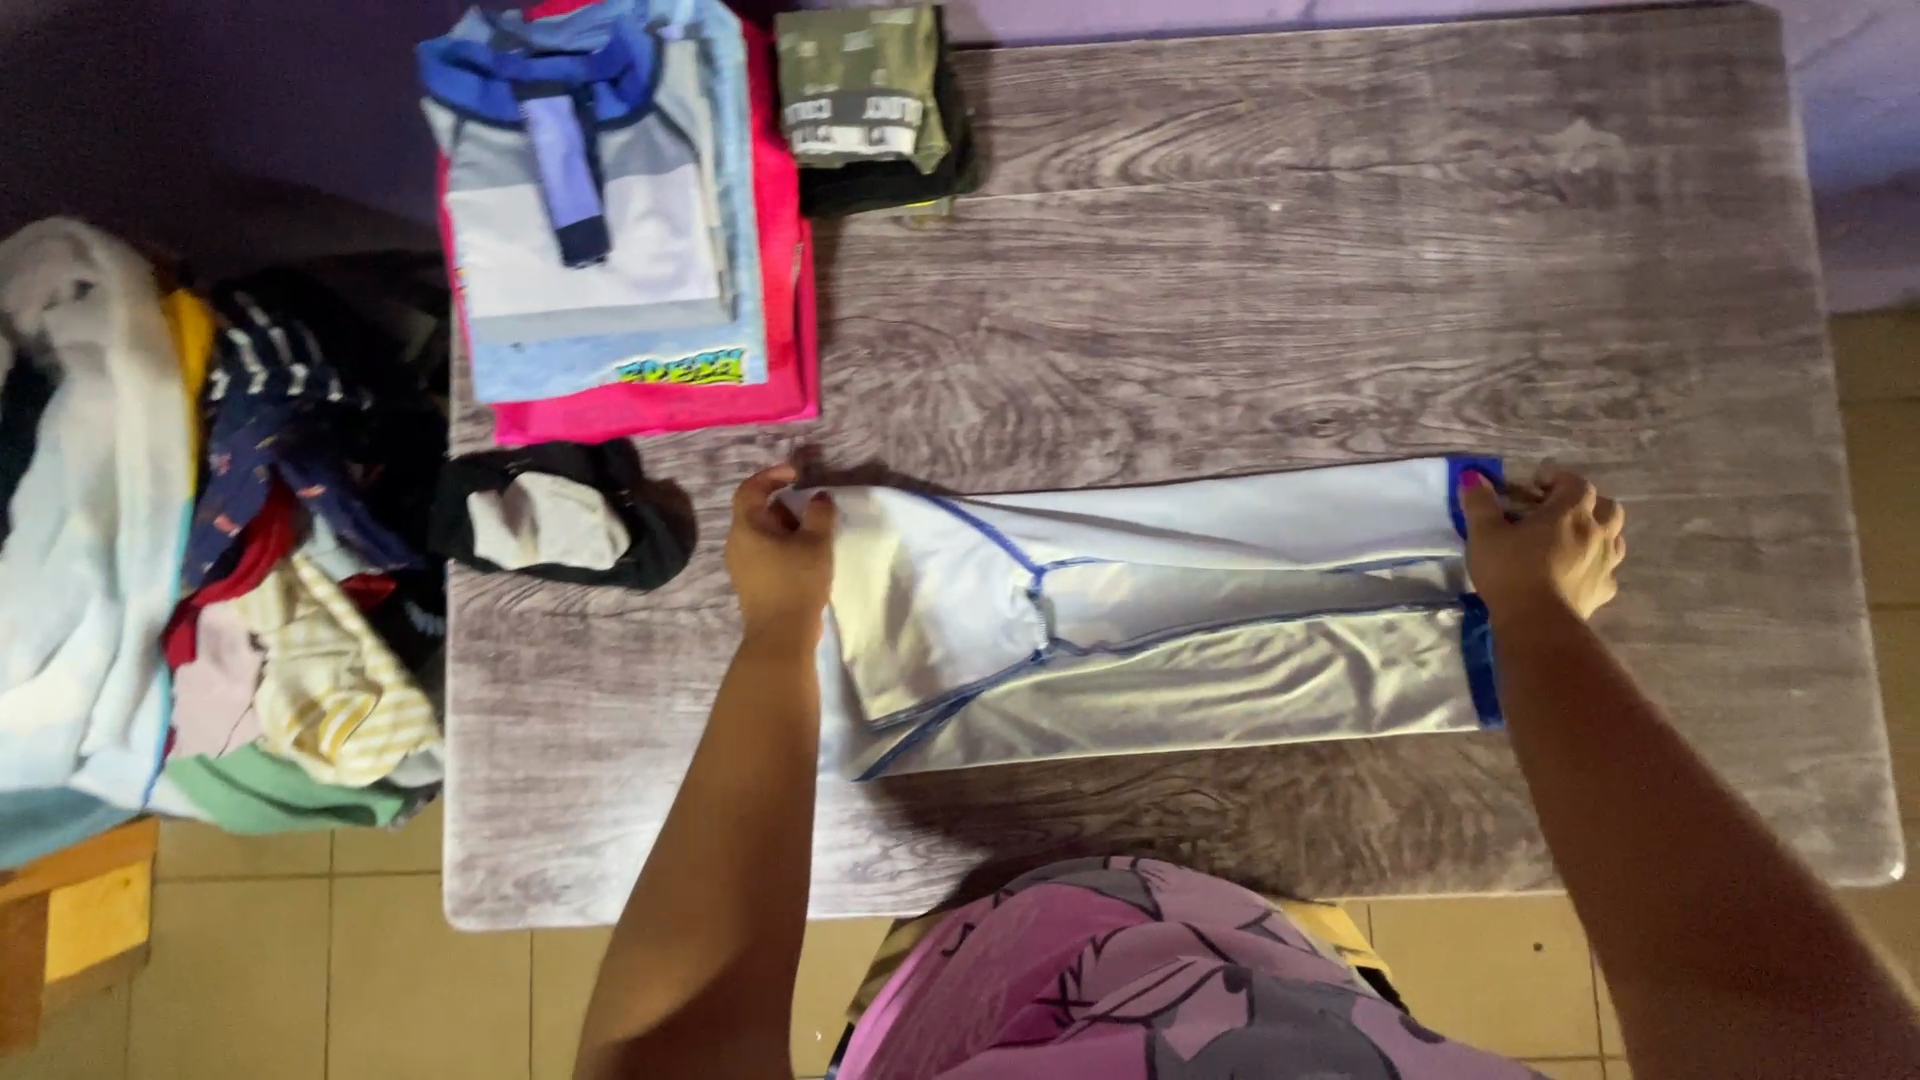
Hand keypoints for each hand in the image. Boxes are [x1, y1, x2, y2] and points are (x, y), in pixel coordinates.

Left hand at [724, 464, 834, 642]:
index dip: (772, 475)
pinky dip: (783, 545)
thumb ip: (819, 514)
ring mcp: (740, 564)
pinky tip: (805, 558)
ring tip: (813, 535)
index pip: (751, 489)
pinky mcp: (750, 582)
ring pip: (762, 533)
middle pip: (757, 511)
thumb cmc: (797, 582)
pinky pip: (764, 552)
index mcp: (747, 527)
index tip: (797, 475)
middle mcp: (736, 542)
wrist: (781, 635)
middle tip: (811, 510)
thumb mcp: (816, 543)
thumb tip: (818, 497)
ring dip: (787, 527)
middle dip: (785, 505)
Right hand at [1461, 463, 1624, 620]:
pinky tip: (1577, 570)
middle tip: (1558, 510)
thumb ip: (1480, 503)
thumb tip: (1473, 475)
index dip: (1557, 478)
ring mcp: (1606, 561)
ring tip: (1572, 538)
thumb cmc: (1509, 570)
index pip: (1576, 483)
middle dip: (1586, 502)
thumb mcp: (1483, 533)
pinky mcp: (1604, 587)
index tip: (1534, 483)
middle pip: (1607, 506)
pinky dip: (1595, 562)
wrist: (1537, 620)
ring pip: (1615, 535)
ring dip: (1598, 530)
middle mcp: (1597, 532)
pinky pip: (1607, 567)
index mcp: (1569, 513)